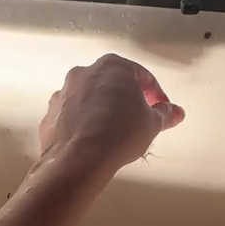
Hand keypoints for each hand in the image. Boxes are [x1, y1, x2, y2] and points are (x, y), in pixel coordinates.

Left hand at [37, 54, 183, 171]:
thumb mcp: (151, 124)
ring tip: (113, 132)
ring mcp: (62, 94)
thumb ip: (164, 114)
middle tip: (137, 118)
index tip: (161, 108)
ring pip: (88, 99)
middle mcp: (83, 73)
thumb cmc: (119, 133)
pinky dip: (81, 124)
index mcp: (112, 66)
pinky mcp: (50, 115)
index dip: (155, 94)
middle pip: (111, 83)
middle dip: (125, 99)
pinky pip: (71, 116)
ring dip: (101, 110)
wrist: (78, 159)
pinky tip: (92, 141)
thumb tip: (175, 112)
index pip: (141, 76)